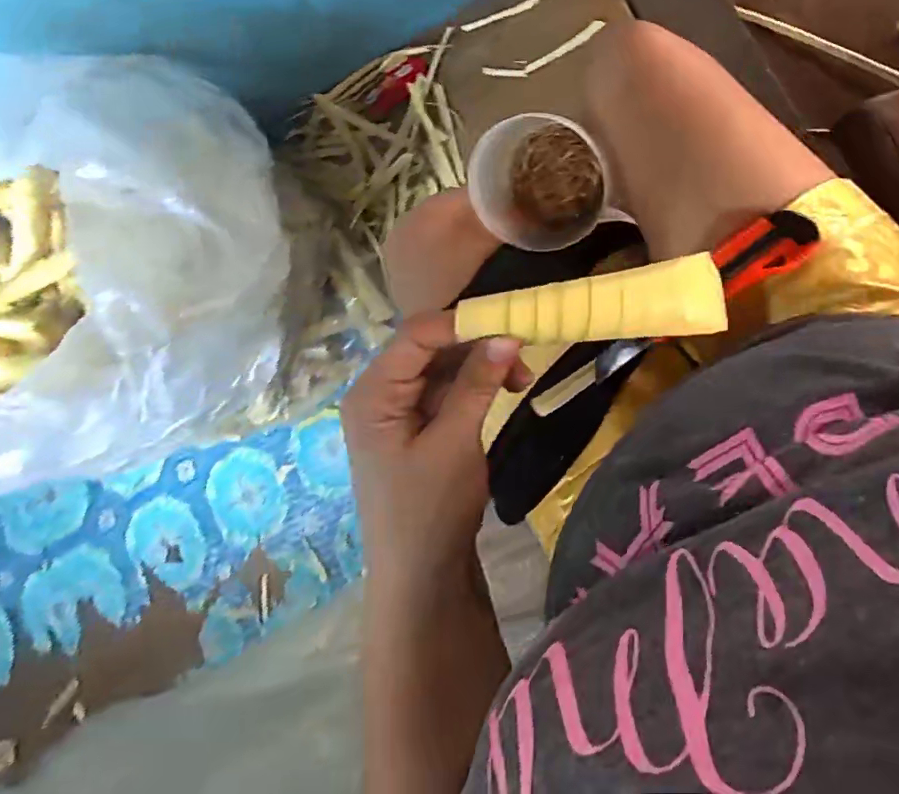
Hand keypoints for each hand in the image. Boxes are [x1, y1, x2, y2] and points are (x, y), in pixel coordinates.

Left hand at [342, 312, 528, 597]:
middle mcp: (380, 392)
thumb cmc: (429, 510)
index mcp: (373, 393)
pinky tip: (506, 389)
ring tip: (523, 378)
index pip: (416, 335)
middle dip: (478, 342)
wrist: (421, 577)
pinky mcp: (418, 425)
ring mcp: (398, 409)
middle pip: (430, 346)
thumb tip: (508, 334)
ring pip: (444, 365)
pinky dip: (478, 384)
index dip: (463, 322)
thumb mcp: (456, 442)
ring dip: (483, 364)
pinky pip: (448, 389)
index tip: (512, 321)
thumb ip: (478, 384)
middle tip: (525, 350)